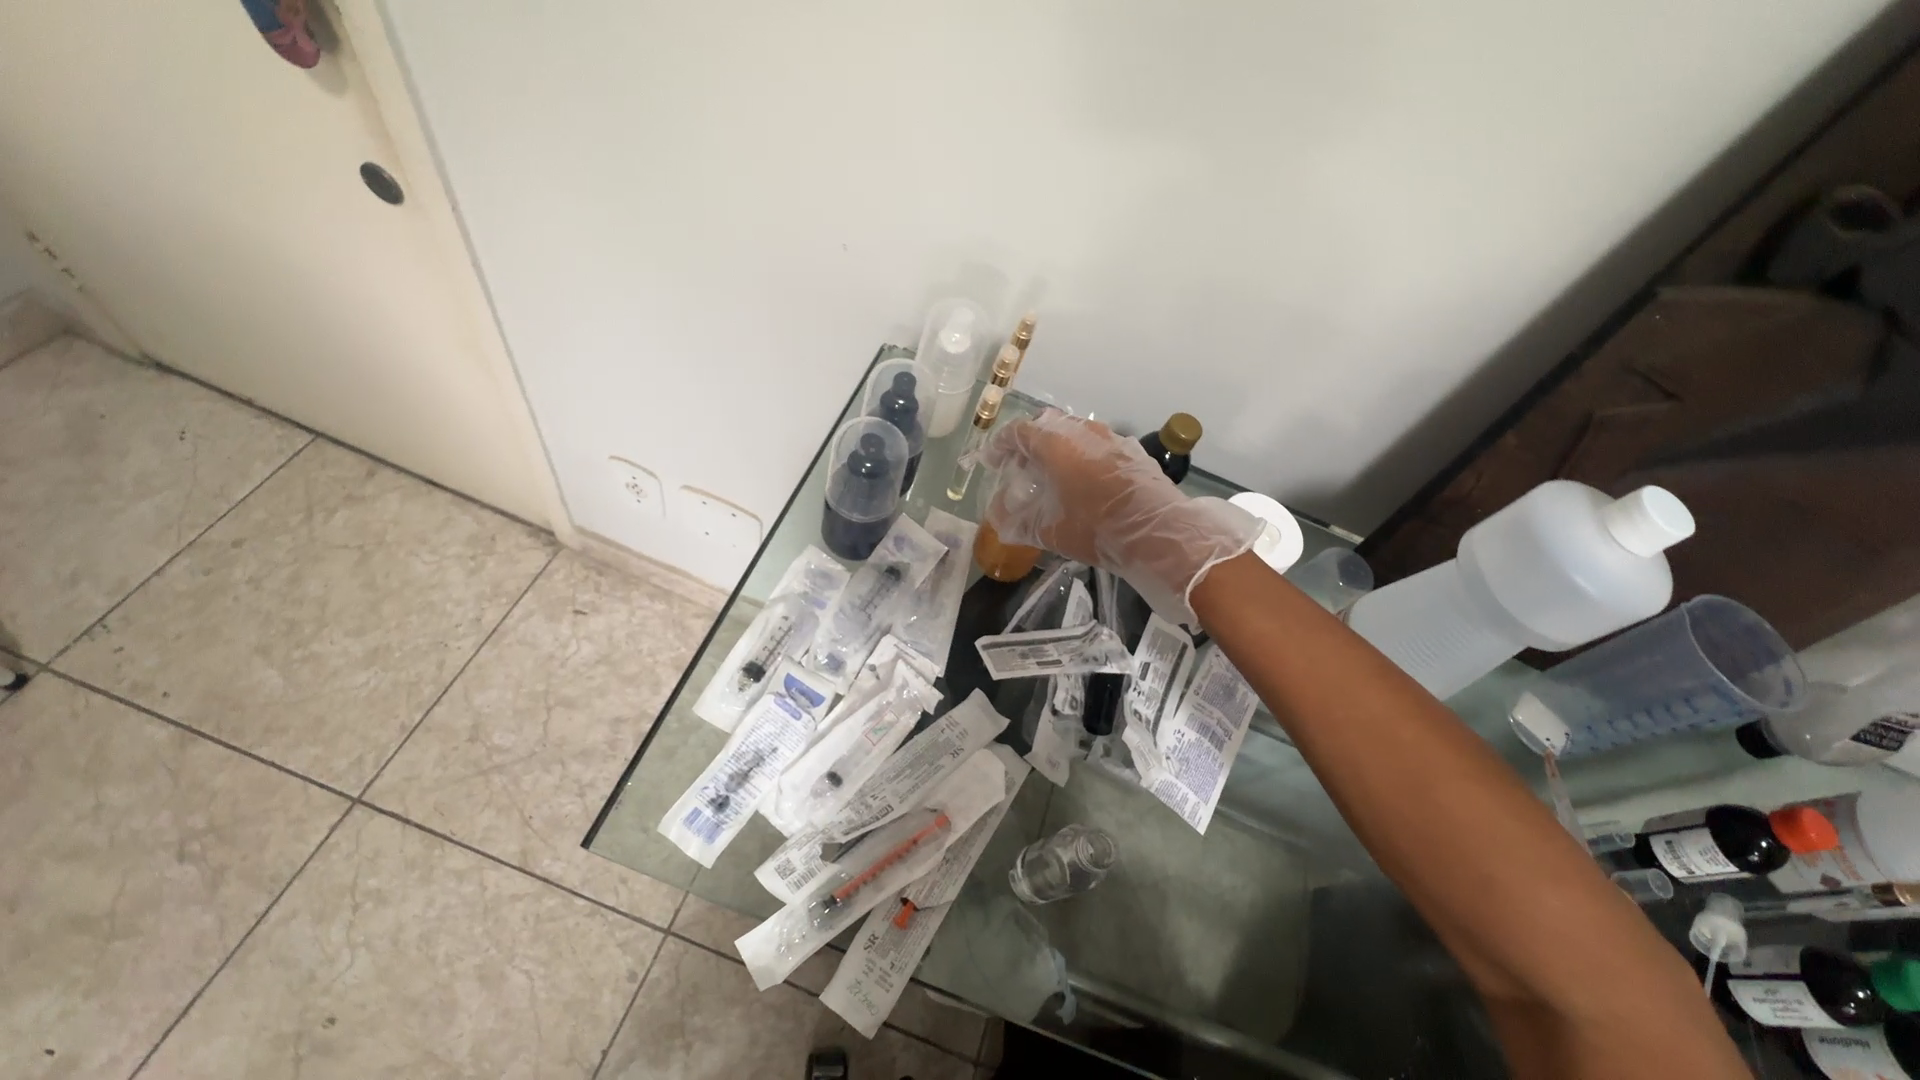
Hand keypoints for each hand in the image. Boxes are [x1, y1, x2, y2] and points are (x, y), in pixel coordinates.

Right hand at [980, 411, 1261, 624]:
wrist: (1160, 535)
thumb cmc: (1098, 530)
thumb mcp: (1051, 532)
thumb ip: (1018, 522)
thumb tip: (999, 520)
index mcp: (1058, 444)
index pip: (1019, 431)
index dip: (1001, 445)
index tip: (992, 462)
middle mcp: (1084, 432)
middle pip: (1048, 426)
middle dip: (1029, 444)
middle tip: (1021, 467)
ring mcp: (1113, 438)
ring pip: (1076, 434)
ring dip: (1059, 449)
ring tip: (1051, 476)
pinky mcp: (1134, 452)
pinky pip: (1099, 446)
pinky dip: (1083, 457)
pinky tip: (1085, 482)